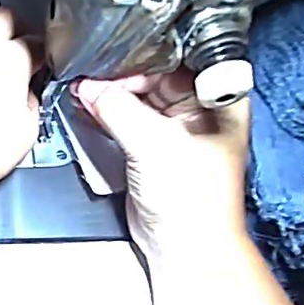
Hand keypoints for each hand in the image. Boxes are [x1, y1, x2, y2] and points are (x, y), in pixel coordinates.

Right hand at [75, 71, 251, 263]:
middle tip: (89, 79)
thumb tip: (90, 88)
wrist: (183, 247)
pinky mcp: (153, 151)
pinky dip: (109, 117)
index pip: (178, 59)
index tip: (111, 61)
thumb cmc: (194, 202)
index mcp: (218, 99)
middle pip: (155, 78)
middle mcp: (200, 110)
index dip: (144, 57)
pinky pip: (129, 124)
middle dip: (121, 79)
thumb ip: (119, 111)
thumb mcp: (155, 144)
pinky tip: (91, 109)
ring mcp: (176, 131)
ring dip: (111, 98)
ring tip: (85, 92)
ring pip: (140, 101)